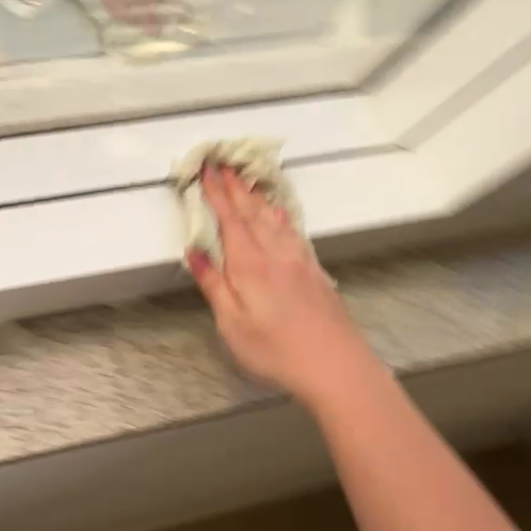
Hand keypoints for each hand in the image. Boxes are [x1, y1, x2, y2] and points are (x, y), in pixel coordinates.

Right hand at [186, 165, 380, 407]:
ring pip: (275, 220)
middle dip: (236, 188)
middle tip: (223, 165)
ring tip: (247, 180)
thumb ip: (214, 284)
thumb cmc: (275, 350)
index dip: (217, 194)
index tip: (207, 170)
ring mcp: (299, 262)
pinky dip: (280, 216)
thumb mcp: (231, 323)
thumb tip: (195, 252)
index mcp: (251, 267)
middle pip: (253, 214)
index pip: (230, 220)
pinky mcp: (313, 273)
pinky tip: (278, 214)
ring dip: (258, 198)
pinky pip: (292, 232)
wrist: (334, 366)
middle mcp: (277, 256)